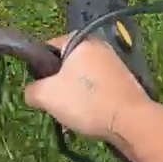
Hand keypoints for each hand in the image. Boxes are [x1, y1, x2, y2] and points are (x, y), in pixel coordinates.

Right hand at [22, 35, 150, 141]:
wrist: (131, 122)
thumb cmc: (86, 101)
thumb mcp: (47, 96)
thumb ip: (32, 90)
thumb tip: (31, 92)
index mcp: (79, 39)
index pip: (49, 48)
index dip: (40, 68)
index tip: (41, 89)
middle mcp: (98, 45)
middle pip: (67, 65)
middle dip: (59, 87)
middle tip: (56, 106)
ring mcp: (114, 62)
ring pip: (83, 79)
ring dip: (75, 97)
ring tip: (73, 119)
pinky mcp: (125, 81)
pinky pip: (99, 88)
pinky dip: (92, 102)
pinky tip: (90, 120)